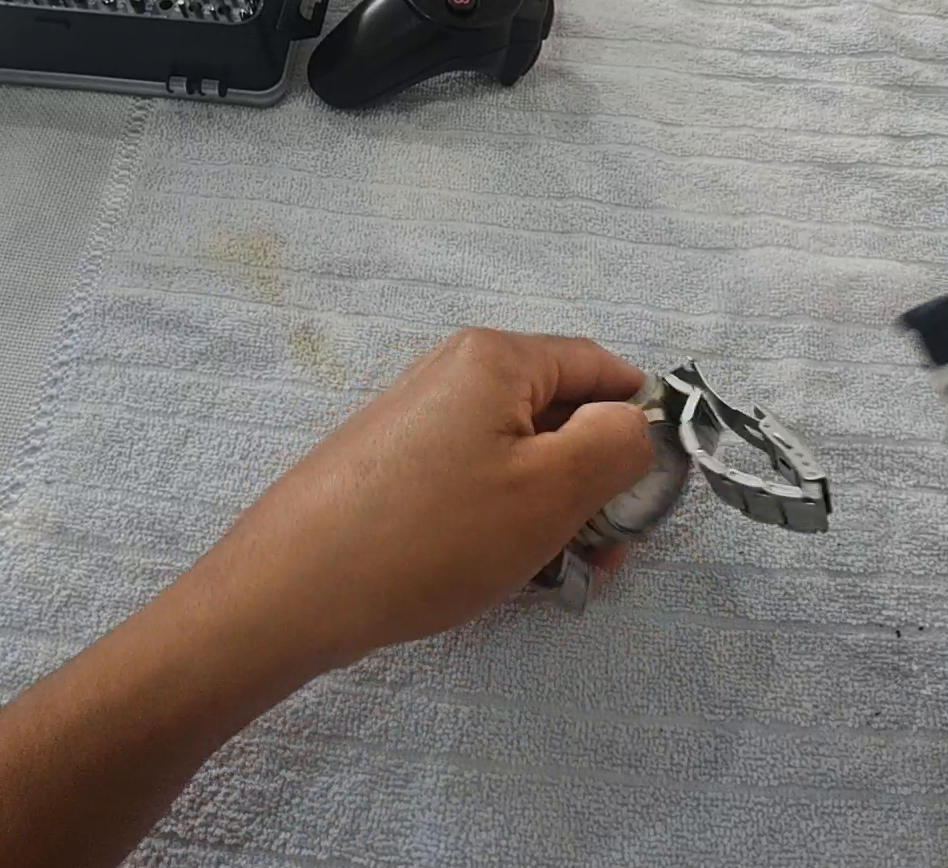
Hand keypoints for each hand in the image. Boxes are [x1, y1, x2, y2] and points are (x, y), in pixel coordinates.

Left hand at [190, 328, 652, 670]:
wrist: (291, 589)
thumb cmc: (437, 531)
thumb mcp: (553, 487)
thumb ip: (618, 442)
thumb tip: (633, 419)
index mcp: (497, 357)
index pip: (599, 366)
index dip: (639, 417)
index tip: (656, 483)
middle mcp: (456, 372)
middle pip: (557, 413)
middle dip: (595, 479)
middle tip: (611, 548)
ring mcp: (422, 418)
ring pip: (518, 455)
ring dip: (554, 507)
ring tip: (568, 572)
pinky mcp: (398, 463)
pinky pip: (476, 478)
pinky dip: (506, 516)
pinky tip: (511, 568)